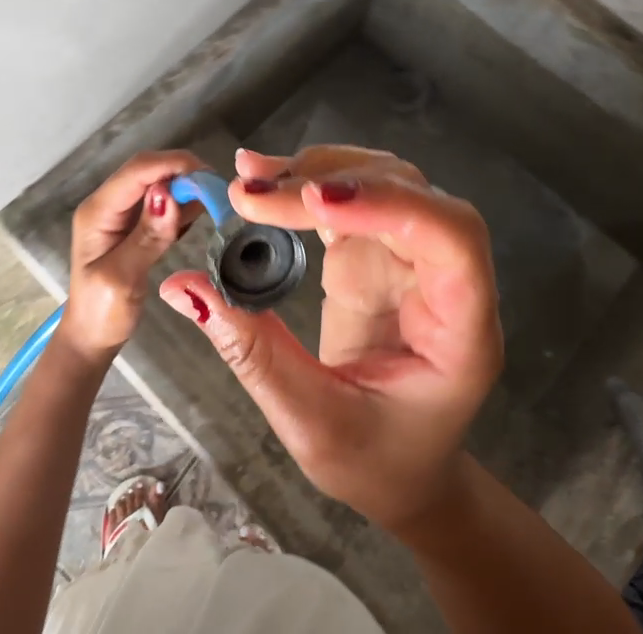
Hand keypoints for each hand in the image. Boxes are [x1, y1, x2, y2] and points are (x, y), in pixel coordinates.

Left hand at [60, 150, 205, 361]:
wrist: (92, 336)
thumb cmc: (102, 312)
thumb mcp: (122, 278)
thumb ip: (146, 237)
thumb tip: (168, 195)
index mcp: (98, 212)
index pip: (137, 172)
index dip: (172, 165)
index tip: (209, 176)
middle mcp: (109, 204)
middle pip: (148, 171)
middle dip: (183, 172)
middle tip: (218, 189)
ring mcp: (122, 214)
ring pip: (158, 183)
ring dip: (186, 185)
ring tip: (216, 198)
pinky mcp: (136, 225)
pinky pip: (162, 202)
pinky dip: (183, 202)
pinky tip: (202, 211)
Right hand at [159, 146, 502, 530]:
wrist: (400, 470)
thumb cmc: (377, 462)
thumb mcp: (312, 423)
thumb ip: (252, 352)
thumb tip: (180, 286)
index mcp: (462, 329)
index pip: (451, 239)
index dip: (390, 205)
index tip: (314, 201)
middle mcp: (446, 280)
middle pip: (411, 194)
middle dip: (332, 180)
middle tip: (251, 192)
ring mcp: (411, 261)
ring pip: (380, 182)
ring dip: (316, 171)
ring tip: (249, 179)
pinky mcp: (377, 255)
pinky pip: (349, 201)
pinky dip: (306, 186)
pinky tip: (263, 181)